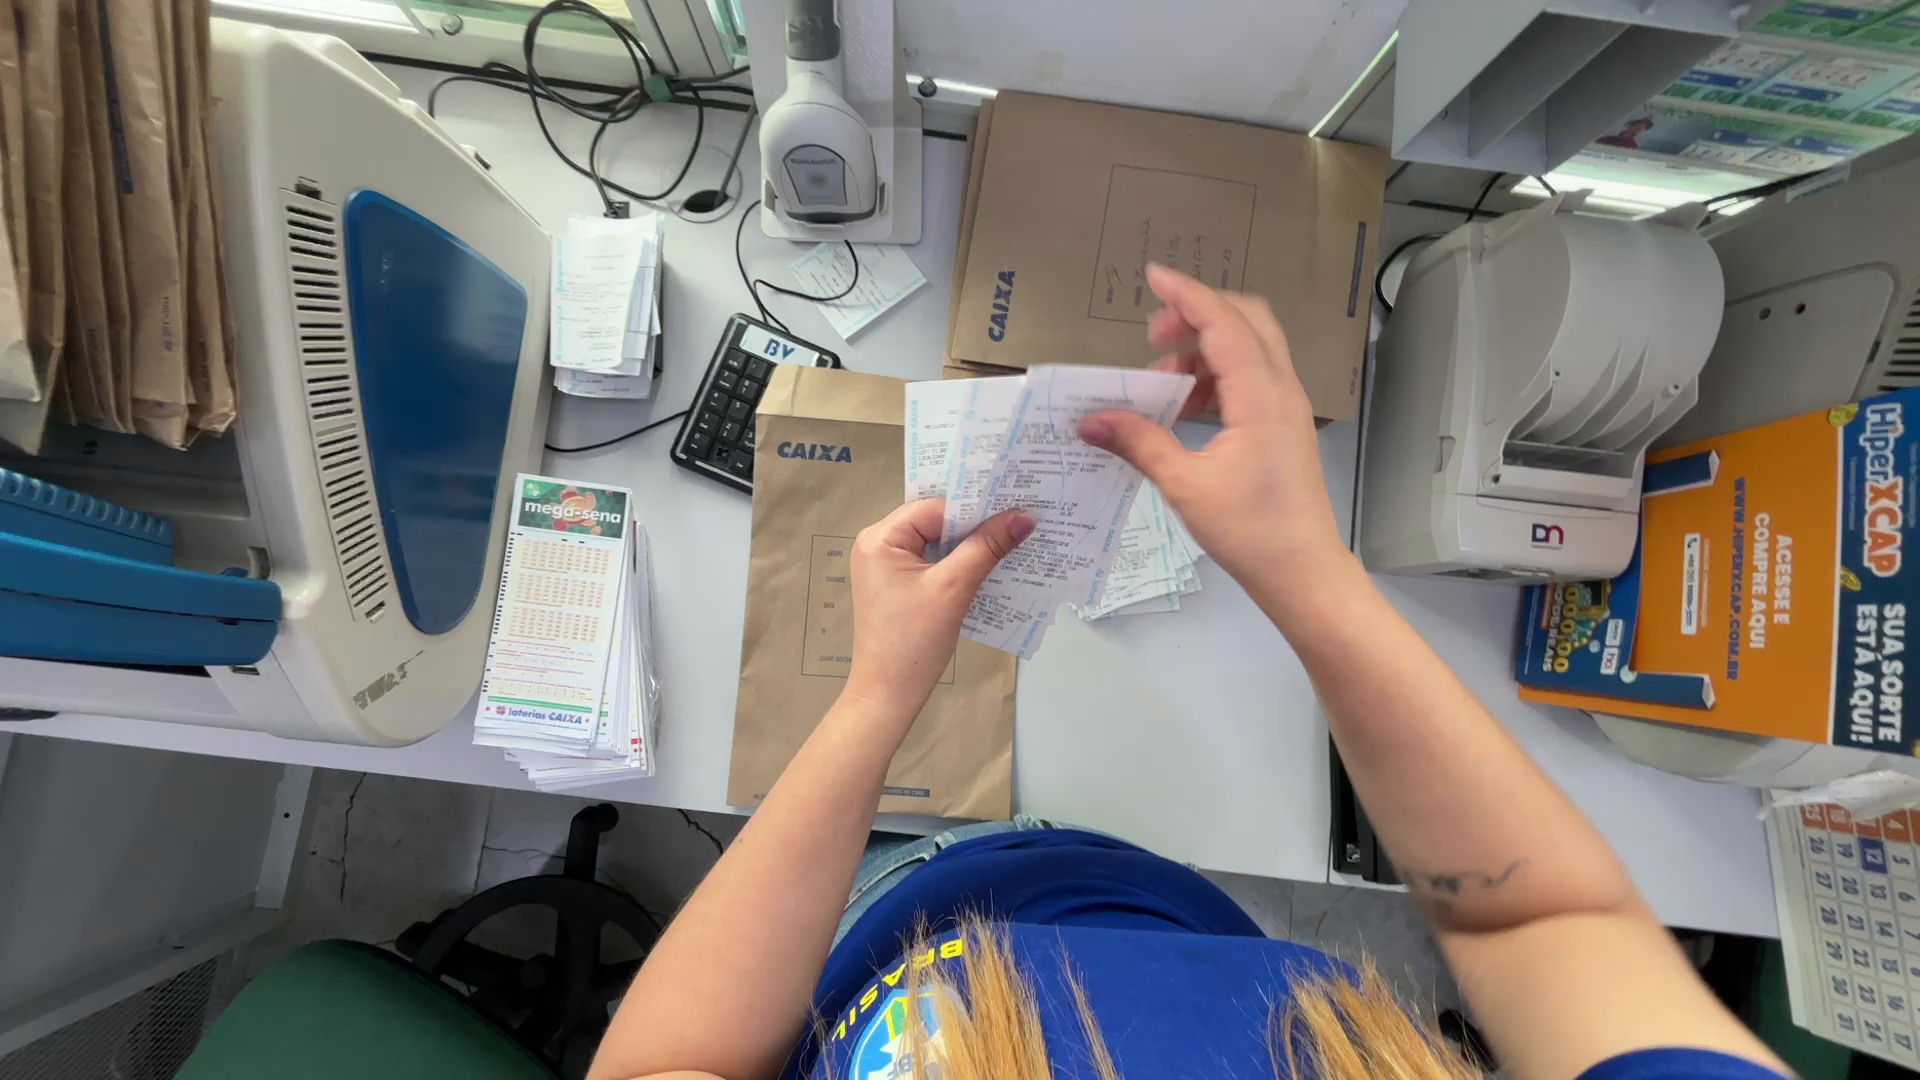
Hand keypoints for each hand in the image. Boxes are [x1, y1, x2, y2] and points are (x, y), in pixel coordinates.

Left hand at [843, 499, 1033, 716]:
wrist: (888, 693)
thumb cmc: (914, 640)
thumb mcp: (954, 588)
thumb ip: (987, 547)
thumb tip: (1024, 517)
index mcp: (881, 537)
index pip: (936, 507)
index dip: (976, 507)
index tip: (1015, 506)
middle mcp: (878, 543)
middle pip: (936, 521)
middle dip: (976, 524)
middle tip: (1019, 519)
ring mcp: (886, 565)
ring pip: (937, 542)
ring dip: (970, 545)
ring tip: (1011, 540)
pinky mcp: (897, 584)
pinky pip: (933, 561)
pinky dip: (958, 562)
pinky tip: (988, 565)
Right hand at [1079, 264, 1352, 618]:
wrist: (1302, 570)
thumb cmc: (1248, 529)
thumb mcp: (1185, 484)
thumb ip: (1140, 443)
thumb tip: (1093, 420)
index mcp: (1261, 394)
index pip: (1224, 323)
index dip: (1187, 295)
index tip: (1152, 277)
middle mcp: (1281, 389)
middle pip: (1246, 321)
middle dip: (1198, 316)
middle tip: (1153, 337)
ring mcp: (1287, 407)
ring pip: (1249, 350)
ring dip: (1204, 350)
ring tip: (1162, 381)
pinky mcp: (1283, 426)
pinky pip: (1250, 380)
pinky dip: (1216, 378)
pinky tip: (1186, 408)